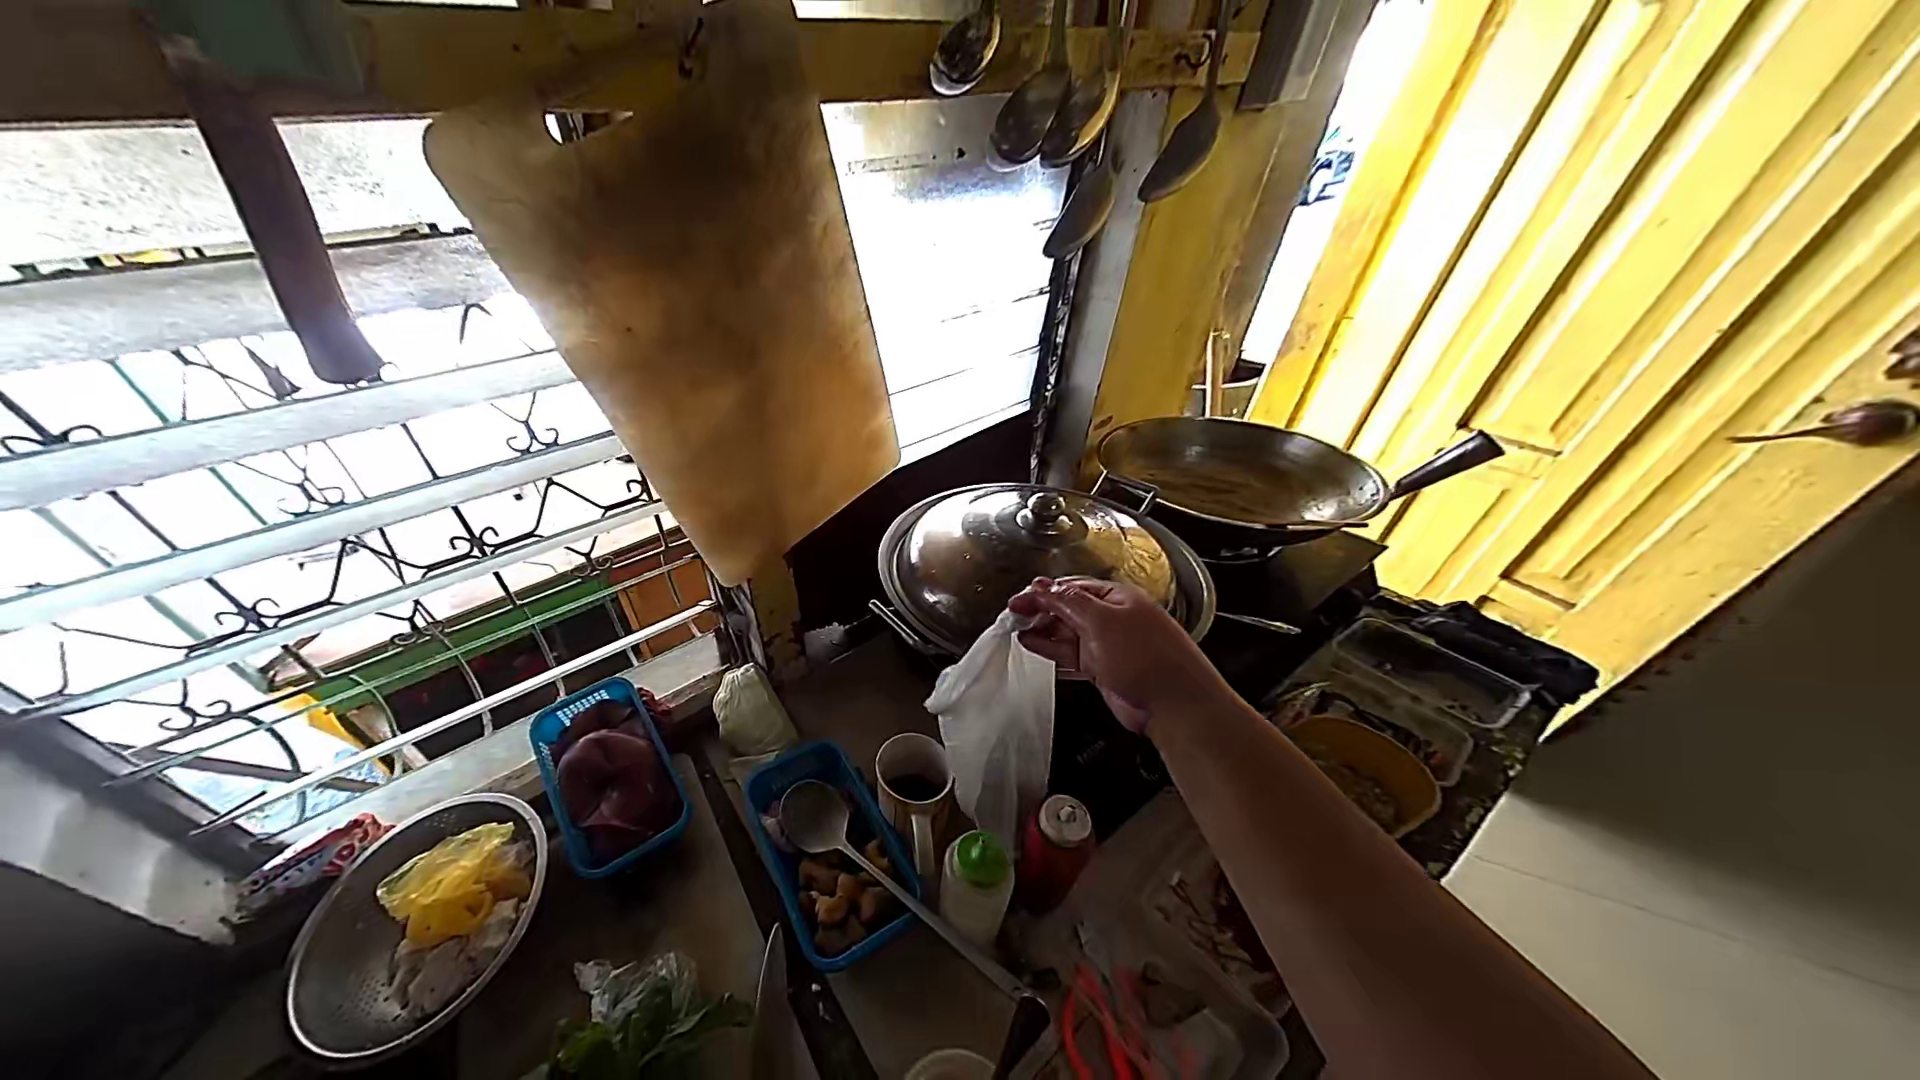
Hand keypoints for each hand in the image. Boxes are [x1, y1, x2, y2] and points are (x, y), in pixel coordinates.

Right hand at [1008, 577, 1236, 733]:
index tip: (1020, 599)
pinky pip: (1070, 655)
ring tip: (1018, 629)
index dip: (1043, 592)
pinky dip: (1050, 650)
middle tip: (1014, 614)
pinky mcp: (1103, 668)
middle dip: (1040, 609)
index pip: (1071, 588)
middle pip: (1067, 608)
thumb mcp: (1102, 621)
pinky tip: (1033, 646)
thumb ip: (1068, 602)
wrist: (1175, 705)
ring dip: (1042, 630)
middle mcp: (1112, 618)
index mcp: (1116, 597)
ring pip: (1066, 632)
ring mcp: (1108, 645)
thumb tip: (1044, 586)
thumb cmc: (1151, 659)